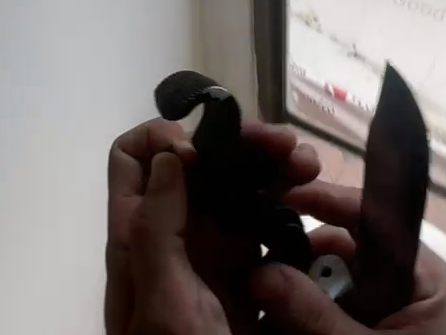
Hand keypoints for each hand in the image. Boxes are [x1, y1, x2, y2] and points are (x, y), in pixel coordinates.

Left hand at [105, 118, 321, 333]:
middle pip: (197, 166)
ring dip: (271, 170)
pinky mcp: (247, 284)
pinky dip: (289, 214)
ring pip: (236, 193)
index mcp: (140, 236)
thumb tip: (172, 155)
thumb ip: (157, 230)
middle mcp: (174, 237)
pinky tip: (312, 211)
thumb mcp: (162, 306)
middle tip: (286, 146)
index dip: (163, 139)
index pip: (133, 159)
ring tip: (307, 165)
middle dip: (239, 145)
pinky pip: (266, 233)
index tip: (205, 152)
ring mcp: (212, 260)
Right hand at [248, 181, 445, 334]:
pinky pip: (325, 312)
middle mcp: (400, 284)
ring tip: (256, 306)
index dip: (327, 200)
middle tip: (255, 270)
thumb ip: (316, 317)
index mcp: (420, 276)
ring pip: (325, 282)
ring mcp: (380, 312)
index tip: (282, 194)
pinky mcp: (362, 333)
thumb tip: (259, 271)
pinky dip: (299, 319)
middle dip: (297, 259)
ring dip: (291, 293)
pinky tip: (270, 327)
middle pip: (339, 249)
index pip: (372, 216)